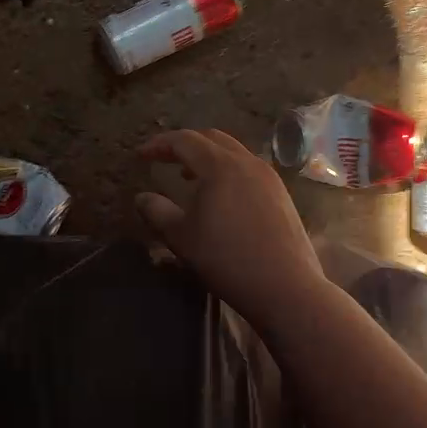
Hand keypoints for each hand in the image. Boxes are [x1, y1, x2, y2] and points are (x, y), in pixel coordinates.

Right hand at [136, 129, 325, 313]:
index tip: (140, 155)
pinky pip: (248, 169)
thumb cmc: (227, 259)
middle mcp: (247, 163)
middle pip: (211, 138)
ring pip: (233, 152)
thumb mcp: (181, 237)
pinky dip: (227, 170)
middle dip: (184, 144)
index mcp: (220, 166)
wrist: (286, 288)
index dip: (159, 144)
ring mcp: (269, 178)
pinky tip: (220, 196)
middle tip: (164, 158)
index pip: (184, 140)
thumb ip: (156, 211)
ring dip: (207, 157)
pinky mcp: (281, 195)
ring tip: (189, 176)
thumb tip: (142, 197)